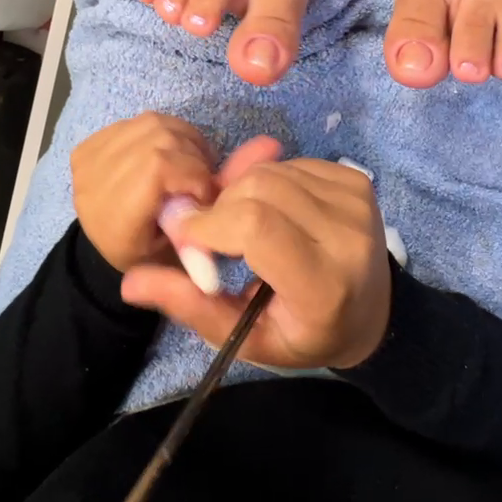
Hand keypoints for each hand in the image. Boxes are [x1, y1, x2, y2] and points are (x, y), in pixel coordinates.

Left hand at [70, 112, 217, 272]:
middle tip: (204, 175)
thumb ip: (190, 221)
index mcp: (116, 208)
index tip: (207, 193)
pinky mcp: (92, 141)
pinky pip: (139, 121)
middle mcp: (99, 172)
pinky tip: (172, 149)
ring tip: (193, 159)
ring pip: (153, 122)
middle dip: (194, 154)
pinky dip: (163, 130)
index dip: (194, 173)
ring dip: (183, 137)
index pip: (160, 165)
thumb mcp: (169, 253)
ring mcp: (93, 152)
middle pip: (161, 138)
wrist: (97, 246)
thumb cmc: (139, 254)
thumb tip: (210, 194)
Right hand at [120, 139, 391, 369]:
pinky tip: (274, 211)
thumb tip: (130, 282)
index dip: (212, 223)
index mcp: (323, 286)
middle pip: (260, 190)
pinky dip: (268, 183)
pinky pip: (291, 163)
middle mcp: (348, 237)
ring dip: (243, 193)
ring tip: (245, 226)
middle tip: (214, 234)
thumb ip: (189, 306)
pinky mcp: (357, 181)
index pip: (256, 226)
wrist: (371, 313)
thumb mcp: (244, 337)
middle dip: (222, 207)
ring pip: (271, 172)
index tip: (189, 237)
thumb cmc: (302, 332)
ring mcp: (357, 203)